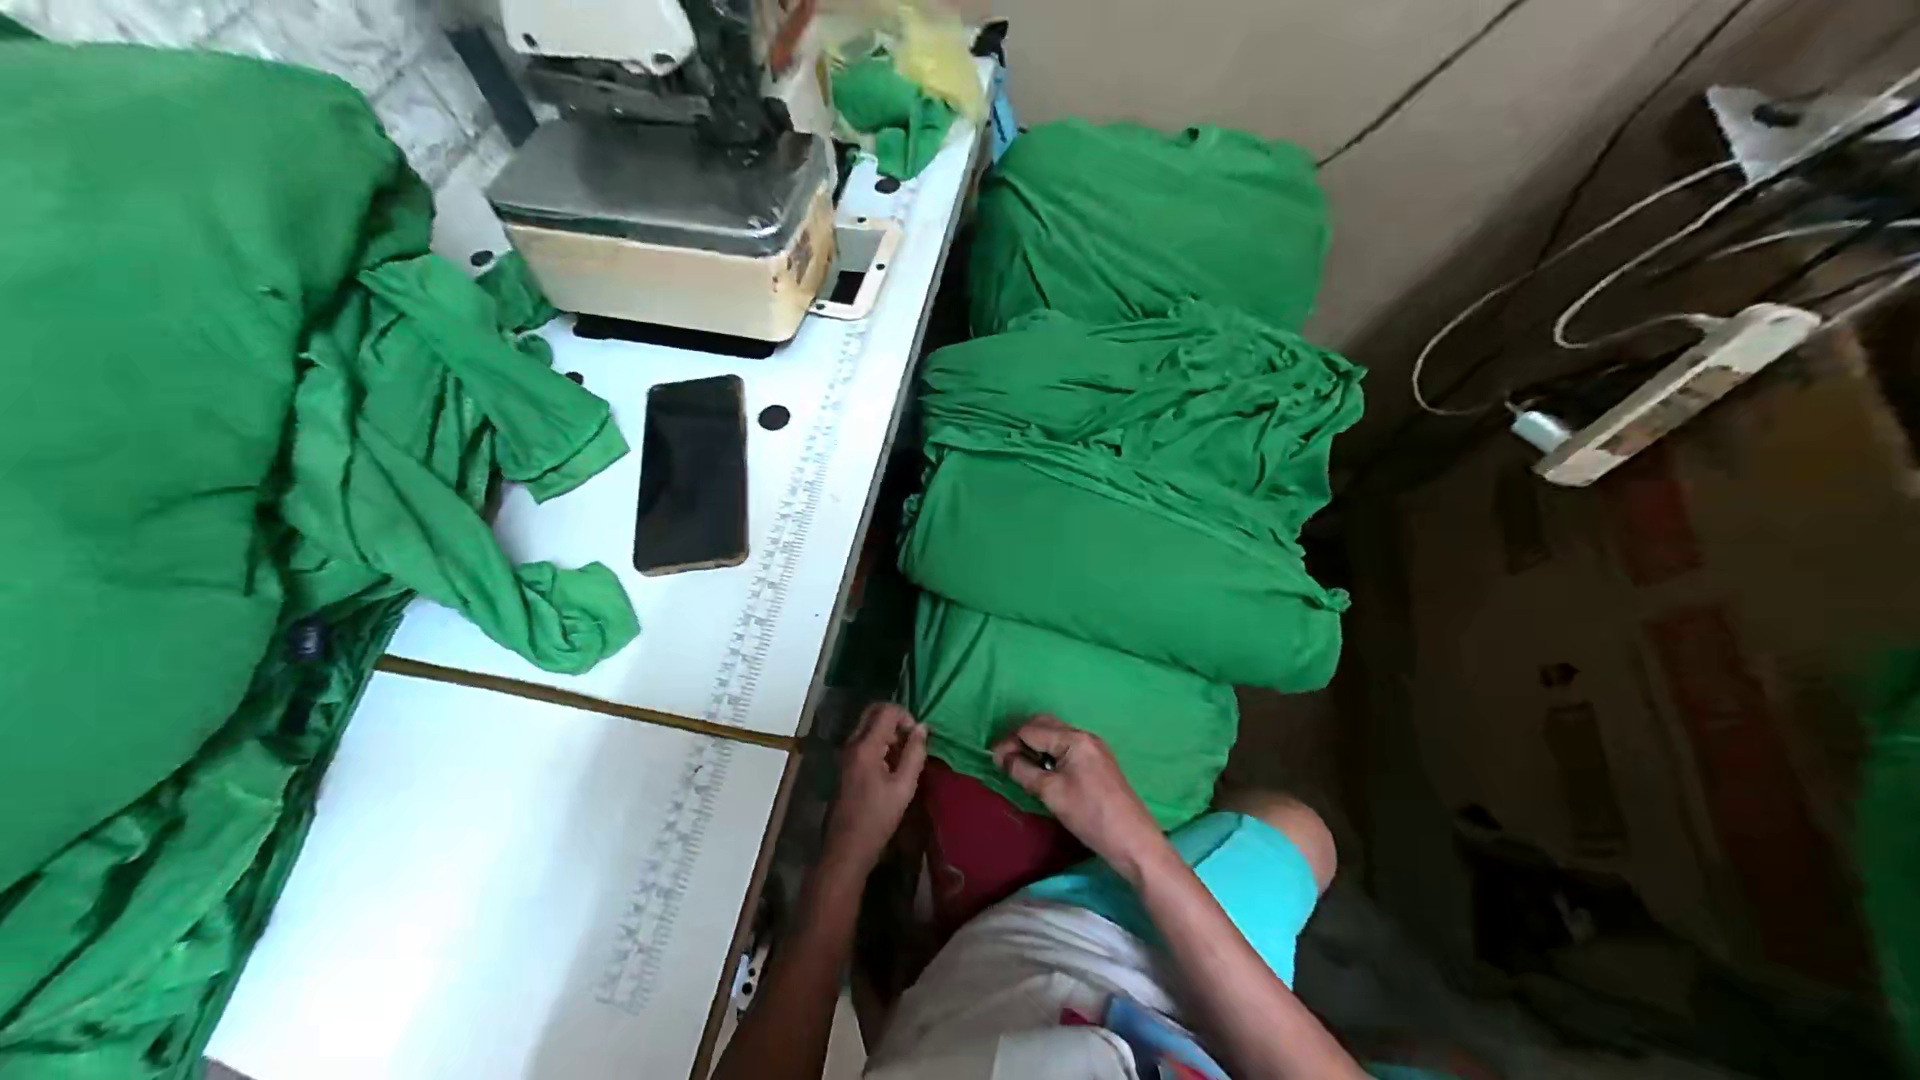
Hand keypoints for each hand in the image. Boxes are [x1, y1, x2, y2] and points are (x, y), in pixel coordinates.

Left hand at [822, 702, 927, 877]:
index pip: (886, 710)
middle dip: (896, 720)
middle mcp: (852, 743)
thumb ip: (915, 753)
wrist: (846, 848)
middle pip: (874, 712)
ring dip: (889, 733)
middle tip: (911, 742)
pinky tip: (892, 767)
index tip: (918, 738)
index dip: (906, 717)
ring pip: (869, 726)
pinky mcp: (846, 765)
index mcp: (865, 746)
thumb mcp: (904, 786)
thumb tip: (922, 728)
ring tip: (905, 757)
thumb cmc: (877, 819)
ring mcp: (846, 754)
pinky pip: (864, 741)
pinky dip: (880, 744)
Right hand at [992, 715, 1169, 883]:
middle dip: (1021, 739)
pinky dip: (1050, 755)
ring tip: (1022, 769)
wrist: (1133, 841)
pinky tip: (1043, 773)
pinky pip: (1067, 749)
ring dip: (1035, 747)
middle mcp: (1085, 736)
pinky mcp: (1098, 763)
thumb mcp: (1050, 792)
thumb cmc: (1089, 814)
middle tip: (1006, 762)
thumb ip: (1023, 770)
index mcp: (1073, 738)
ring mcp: (1094, 749)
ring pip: (1055, 737)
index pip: (1031, 729)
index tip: (994, 761)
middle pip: (1044, 726)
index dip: (1009, 742)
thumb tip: (1001, 757)